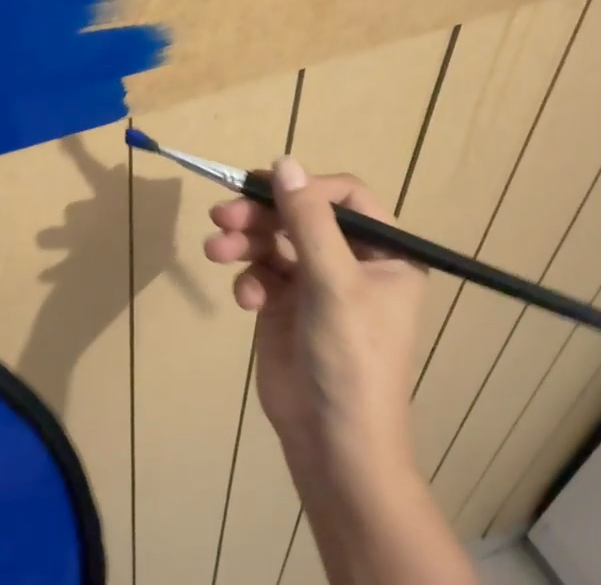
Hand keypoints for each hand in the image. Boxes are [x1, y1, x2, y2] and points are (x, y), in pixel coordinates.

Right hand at [204, 157, 426, 453]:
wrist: (333, 440)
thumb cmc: (351, 357)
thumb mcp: (335, 284)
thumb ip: (308, 221)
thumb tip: (284, 161)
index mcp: (385, 253)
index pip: (345, 197)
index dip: (305, 188)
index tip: (267, 190)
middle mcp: (352, 262)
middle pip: (300, 216)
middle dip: (260, 215)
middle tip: (222, 214)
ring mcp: (316, 284)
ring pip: (274, 241)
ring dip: (244, 242)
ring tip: (215, 250)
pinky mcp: (285, 306)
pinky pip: (262, 273)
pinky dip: (249, 280)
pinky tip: (246, 300)